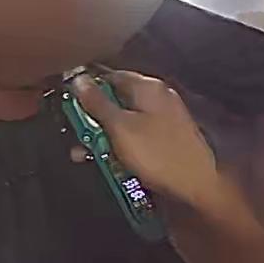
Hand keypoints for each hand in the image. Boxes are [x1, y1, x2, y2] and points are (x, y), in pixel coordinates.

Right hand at [70, 70, 263, 245]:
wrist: (198, 188)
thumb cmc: (156, 154)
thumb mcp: (119, 127)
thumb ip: (96, 102)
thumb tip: (78, 78)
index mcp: (147, 88)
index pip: (109, 74)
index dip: (85, 86)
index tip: (65, 101)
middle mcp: (156, 98)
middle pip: (114, 99)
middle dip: (90, 117)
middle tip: (74, 134)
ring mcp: (162, 120)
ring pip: (121, 121)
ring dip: (100, 136)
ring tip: (83, 154)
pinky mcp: (163, 140)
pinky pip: (132, 136)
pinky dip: (117, 146)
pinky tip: (106, 161)